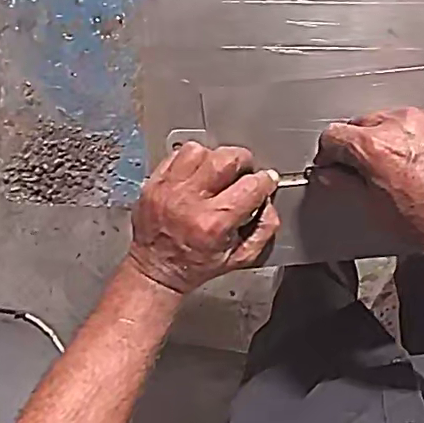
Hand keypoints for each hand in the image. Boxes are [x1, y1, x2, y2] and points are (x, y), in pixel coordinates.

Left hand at [126, 142, 280, 293]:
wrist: (157, 271)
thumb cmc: (196, 265)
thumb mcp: (241, 257)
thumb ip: (264, 229)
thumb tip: (269, 202)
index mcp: (213, 224)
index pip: (251, 186)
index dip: (265, 181)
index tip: (266, 181)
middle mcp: (189, 203)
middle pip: (225, 159)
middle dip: (243, 162)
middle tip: (243, 173)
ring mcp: (168, 190)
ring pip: (199, 151)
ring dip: (214, 159)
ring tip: (217, 174)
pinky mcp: (154, 183)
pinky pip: (176, 155)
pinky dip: (191, 159)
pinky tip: (197, 174)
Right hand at [315, 107, 423, 258]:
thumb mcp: (378, 210)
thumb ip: (347, 186)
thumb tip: (333, 176)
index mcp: (374, 145)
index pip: (334, 135)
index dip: (329, 154)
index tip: (334, 165)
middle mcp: (400, 123)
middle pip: (362, 123)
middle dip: (360, 146)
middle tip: (367, 172)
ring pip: (393, 121)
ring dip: (390, 140)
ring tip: (403, 170)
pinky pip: (423, 123)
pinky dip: (419, 139)